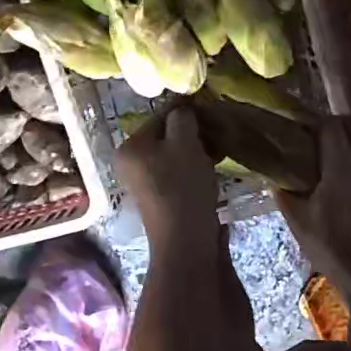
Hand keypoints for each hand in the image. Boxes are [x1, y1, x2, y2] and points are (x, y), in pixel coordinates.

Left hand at [114, 106, 217, 247]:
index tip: (214, 114)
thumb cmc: (182, 186)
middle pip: (167, 136)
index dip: (189, 112)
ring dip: (198, 151)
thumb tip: (184, 109)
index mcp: (130, 146)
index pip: (161, 116)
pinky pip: (178, 173)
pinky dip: (195, 168)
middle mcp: (131, 163)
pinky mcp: (160, 198)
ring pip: (175, 155)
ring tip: (219, 154)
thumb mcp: (185, 143)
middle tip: (220, 136)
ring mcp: (144, 182)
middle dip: (195, 134)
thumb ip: (183, 118)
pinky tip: (212, 171)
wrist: (185, 241)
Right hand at [275, 116, 350, 296]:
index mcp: (341, 166)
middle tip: (319, 134)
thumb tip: (273, 177)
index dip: (314, 123)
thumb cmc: (330, 243)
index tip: (299, 130)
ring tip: (334, 149)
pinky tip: (347, 169)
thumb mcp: (298, 219)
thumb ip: (285, 192)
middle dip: (339, 122)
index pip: (331, 127)